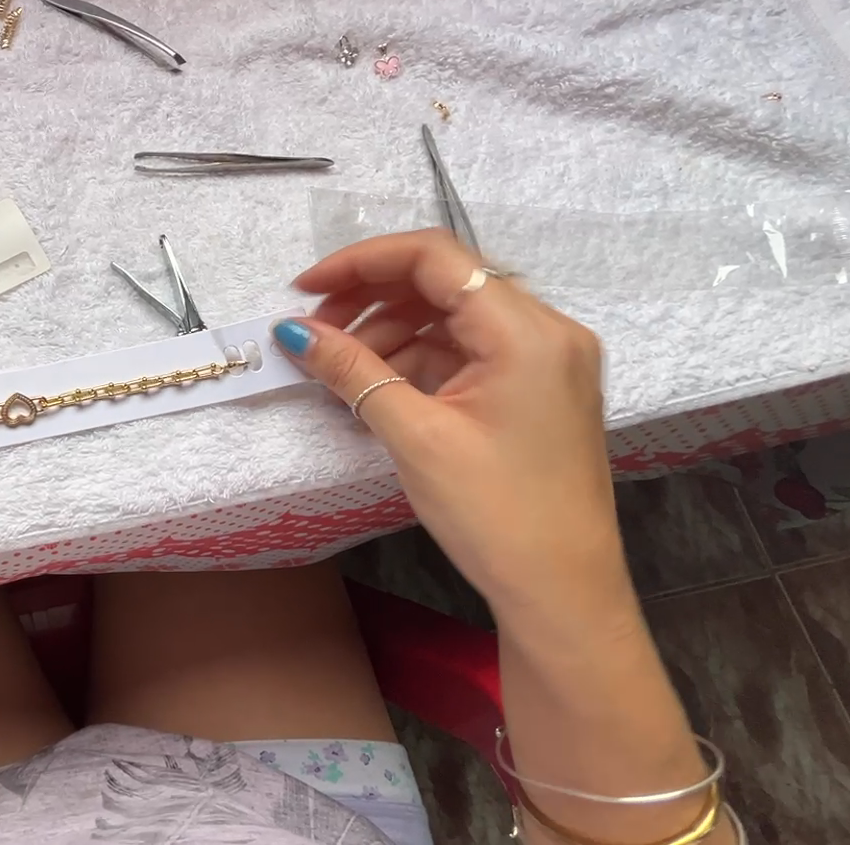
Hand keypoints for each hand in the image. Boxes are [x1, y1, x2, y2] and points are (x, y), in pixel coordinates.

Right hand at [271, 231, 634, 629]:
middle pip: (441, 280)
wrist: (561, 592)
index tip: (304, 289)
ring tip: (341, 366)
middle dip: (369, 295)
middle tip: (315, 330)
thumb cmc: (493, 511)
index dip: (361, 261)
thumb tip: (289, 329)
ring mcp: (542, 358)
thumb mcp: (411, 433)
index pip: (435, 257)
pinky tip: (376, 386)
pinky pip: (461, 346)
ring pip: (447, 313)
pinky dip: (411, 355)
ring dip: (386, 328)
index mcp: (527, 332)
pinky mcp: (531, 385)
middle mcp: (545, 330)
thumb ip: (350, 369)